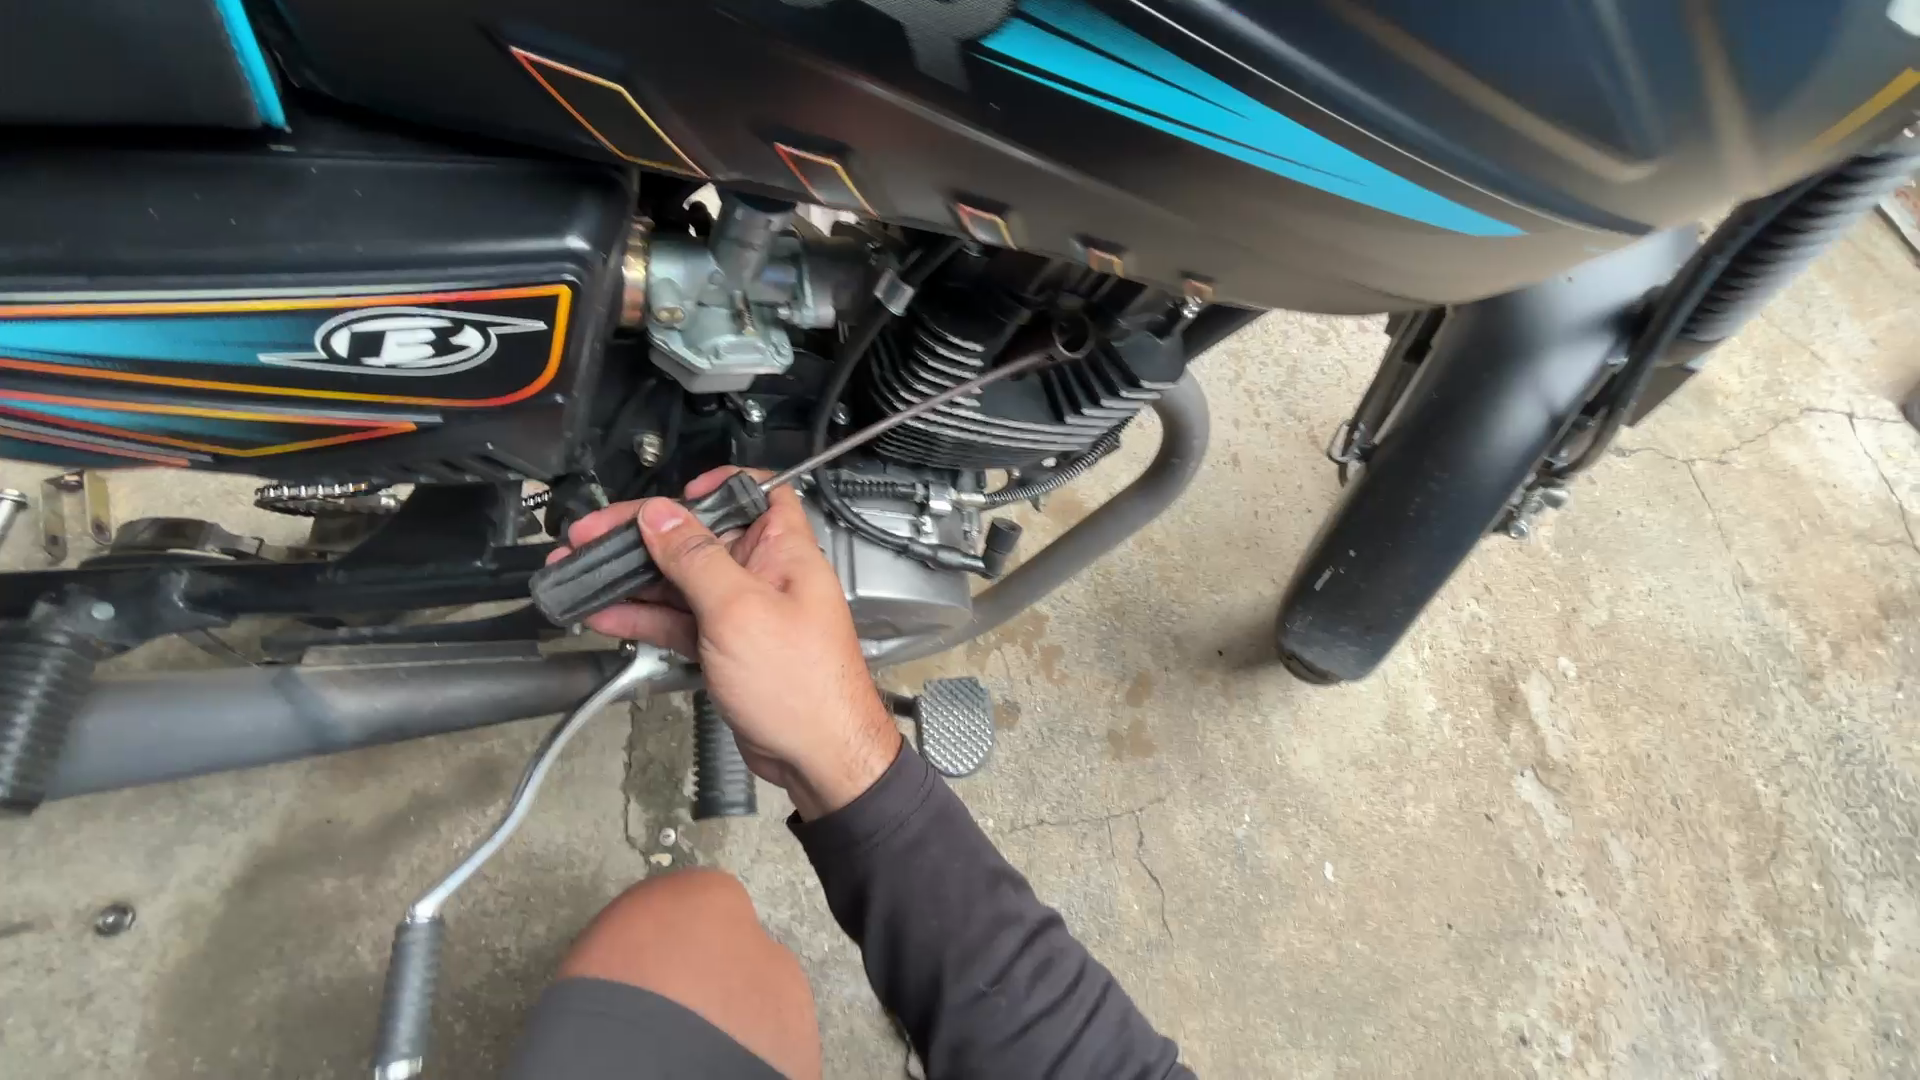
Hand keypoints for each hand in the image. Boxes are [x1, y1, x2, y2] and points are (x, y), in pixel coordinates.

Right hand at [546, 468, 900, 818]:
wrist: (818, 755)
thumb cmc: (803, 683)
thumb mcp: (740, 609)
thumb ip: (696, 558)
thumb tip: (662, 515)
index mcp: (784, 551)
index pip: (758, 494)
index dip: (718, 485)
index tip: (674, 492)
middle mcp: (765, 575)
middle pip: (700, 538)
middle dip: (645, 535)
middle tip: (589, 537)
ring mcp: (743, 612)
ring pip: (681, 581)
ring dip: (631, 576)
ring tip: (579, 572)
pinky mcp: (726, 645)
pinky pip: (678, 620)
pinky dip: (643, 616)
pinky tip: (603, 611)